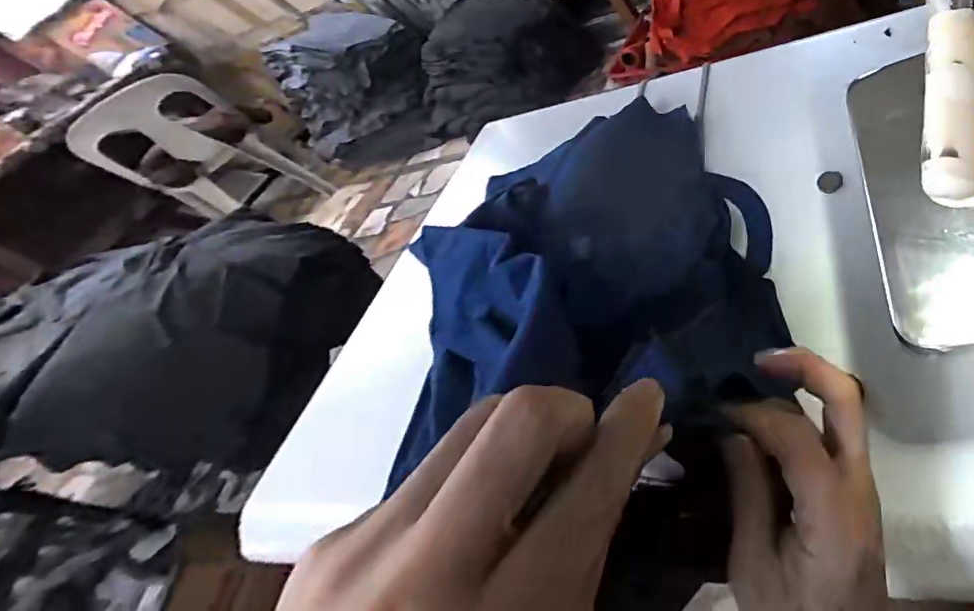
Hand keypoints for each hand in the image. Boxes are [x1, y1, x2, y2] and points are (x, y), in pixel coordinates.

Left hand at [278, 381, 667, 610]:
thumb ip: (594, 539)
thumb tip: (637, 437)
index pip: (586, 491)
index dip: (627, 431)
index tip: (646, 395)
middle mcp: (422, 578)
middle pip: (520, 418)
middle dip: (569, 413)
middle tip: (579, 445)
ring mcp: (361, 553)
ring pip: (473, 423)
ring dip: (517, 439)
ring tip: (522, 487)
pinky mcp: (327, 545)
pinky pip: (428, 472)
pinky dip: (465, 486)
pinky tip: (455, 539)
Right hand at [721, 348, 887, 610]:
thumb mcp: (754, 569)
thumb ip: (748, 495)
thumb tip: (734, 431)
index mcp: (834, 513)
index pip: (798, 436)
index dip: (756, 412)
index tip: (721, 407)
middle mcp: (860, 484)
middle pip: (847, 398)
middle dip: (806, 365)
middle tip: (760, 359)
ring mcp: (864, 481)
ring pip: (847, 406)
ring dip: (808, 380)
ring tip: (763, 373)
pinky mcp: (857, 484)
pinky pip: (837, 428)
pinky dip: (808, 405)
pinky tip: (774, 409)